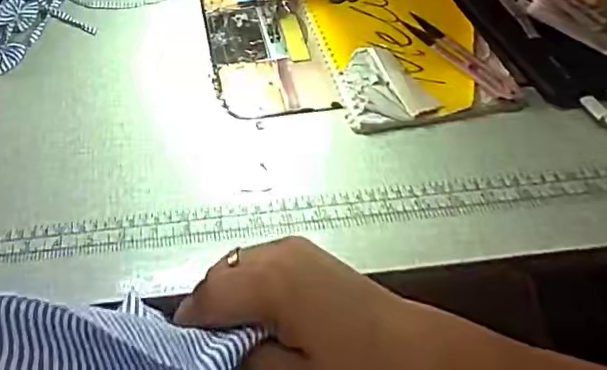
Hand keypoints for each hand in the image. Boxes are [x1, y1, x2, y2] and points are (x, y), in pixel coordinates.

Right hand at [176, 238, 596, 369]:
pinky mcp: (312, 260)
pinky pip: (264, 271)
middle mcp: (279, 248)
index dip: (187, 330)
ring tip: (234, 346)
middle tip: (205, 352)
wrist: (428, 359)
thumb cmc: (364, 369)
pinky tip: (265, 330)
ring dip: (231, 305)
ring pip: (240, 271)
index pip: (204, 294)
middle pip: (220, 276)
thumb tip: (212, 351)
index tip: (177, 355)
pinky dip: (253, 297)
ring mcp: (297, 250)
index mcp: (270, 272)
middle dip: (209, 314)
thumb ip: (246, 360)